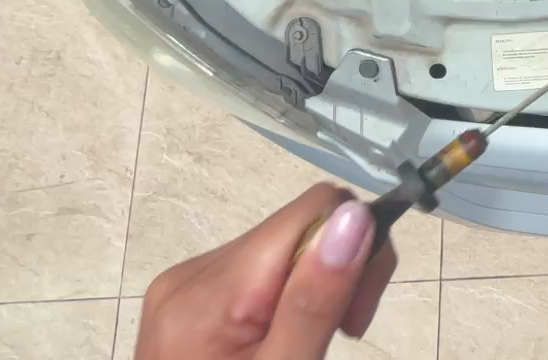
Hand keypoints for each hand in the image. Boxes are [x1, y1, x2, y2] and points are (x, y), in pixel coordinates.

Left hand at [135, 183, 398, 359]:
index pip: (316, 211)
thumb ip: (315, 300)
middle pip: (307, 224)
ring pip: (295, 240)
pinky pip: (273, 260)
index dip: (355, 247)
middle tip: (346, 329)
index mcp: (209, 290)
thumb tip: (356, 213)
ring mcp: (191, 280)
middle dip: (341, 268)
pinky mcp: (198, 290)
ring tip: (318, 335)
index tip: (356, 311)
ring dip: (323, 281)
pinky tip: (290, 330)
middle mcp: (193, 270)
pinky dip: (298, 289)